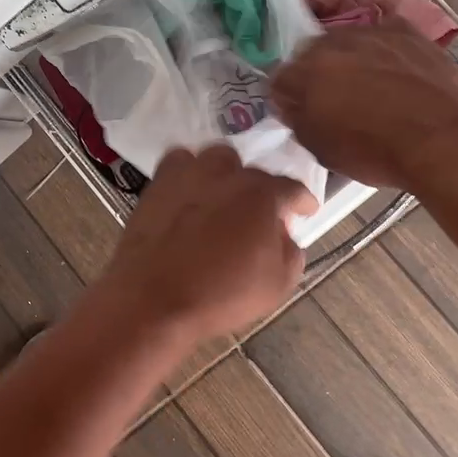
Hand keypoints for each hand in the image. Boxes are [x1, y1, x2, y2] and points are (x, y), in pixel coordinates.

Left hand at [97, 146, 314, 341]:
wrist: (153, 297)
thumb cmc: (220, 295)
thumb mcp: (277, 284)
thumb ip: (290, 251)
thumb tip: (283, 234)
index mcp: (261, 195)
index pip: (292, 188)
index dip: (301, 201)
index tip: (304, 211)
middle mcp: (227, 174)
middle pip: (252, 171)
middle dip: (260, 191)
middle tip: (257, 216)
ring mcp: (190, 173)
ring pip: (217, 159)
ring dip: (226, 174)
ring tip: (223, 198)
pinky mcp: (159, 182)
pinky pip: (180, 164)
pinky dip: (190, 173)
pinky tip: (190, 193)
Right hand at [271, 17, 457, 190]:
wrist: (445, 139)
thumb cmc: (378, 152)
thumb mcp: (322, 149)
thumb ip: (298, 120)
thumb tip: (291, 104)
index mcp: (303, 73)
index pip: (279, 79)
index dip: (288, 96)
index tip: (300, 111)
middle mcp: (330, 44)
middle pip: (310, 53)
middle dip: (316, 72)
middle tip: (332, 99)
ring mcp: (369, 32)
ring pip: (345, 40)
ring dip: (347, 57)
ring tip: (366, 84)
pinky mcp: (404, 30)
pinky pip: (380, 33)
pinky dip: (379, 48)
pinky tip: (391, 68)